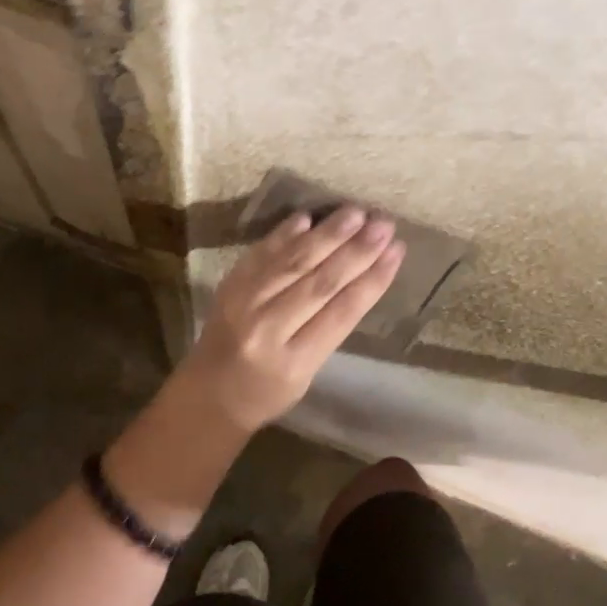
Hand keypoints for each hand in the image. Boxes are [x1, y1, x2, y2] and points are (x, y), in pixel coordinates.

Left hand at [175, 206, 404, 432]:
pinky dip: (286, 233)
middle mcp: (269, 329)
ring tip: (356, 213)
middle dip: (355, 250)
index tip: (397, 251)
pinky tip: (308, 218)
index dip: (372, 279)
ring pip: (293, 262)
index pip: (342, 312)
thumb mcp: (307, 374)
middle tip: (383, 224)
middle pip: (319, 282)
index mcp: (295, 362)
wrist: (209, 392)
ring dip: (327, 235)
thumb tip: (361, 274)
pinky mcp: (230, 284)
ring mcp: (244, 303)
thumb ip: (330, 327)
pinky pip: (262, 253)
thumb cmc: (268, 390)